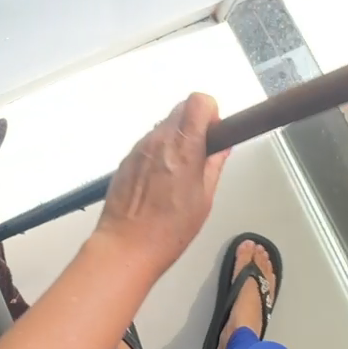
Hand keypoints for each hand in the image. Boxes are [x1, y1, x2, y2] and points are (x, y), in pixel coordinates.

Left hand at [94, 93, 229, 274]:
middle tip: (201, 152)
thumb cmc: (169, 229)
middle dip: (196, 123)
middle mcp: (159, 140)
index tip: (214, 132)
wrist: (125, 246)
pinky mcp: (127, 159)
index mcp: (183, 148)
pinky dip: (160, 151)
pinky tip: (161, 180)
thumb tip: (221, 147)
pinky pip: (149, 143)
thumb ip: (213, 165)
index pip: (198, 102)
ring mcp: (139, 148)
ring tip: (179, 172)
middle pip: (181, 109)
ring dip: (177, 138)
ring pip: (164, 126)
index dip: (210, 112)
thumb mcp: (204, 198)